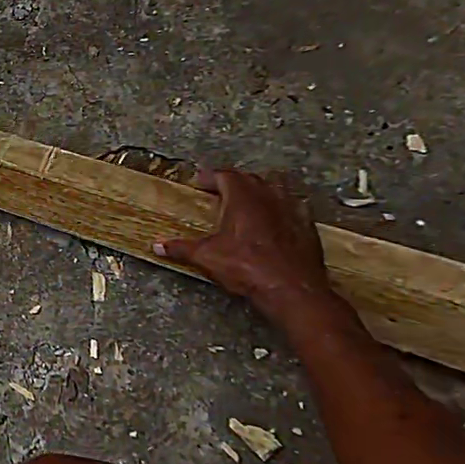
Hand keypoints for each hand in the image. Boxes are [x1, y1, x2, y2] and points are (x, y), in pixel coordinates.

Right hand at [154, 169, 332, 306]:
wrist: (290, 287)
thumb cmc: (247, 267)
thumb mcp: (207, 257)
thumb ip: (181, 248)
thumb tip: (158, 246)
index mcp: (241, 197)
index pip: (224, 175)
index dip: (211, 176)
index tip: (201, 180)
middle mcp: (267, 196)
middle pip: (249, 178)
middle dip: (234, 181)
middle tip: (221, 188)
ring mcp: (290, 208)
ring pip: (275, 187)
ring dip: (261, 189)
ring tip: (250, 197)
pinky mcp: (306, 225)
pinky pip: (295, 206)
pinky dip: (283, 207)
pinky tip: (279, 216)